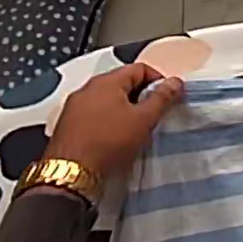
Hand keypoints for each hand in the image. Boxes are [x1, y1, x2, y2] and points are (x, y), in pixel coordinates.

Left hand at [43, 63, 185, 179]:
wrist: (71, 173)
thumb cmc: (110, 142)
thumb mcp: (144, 119)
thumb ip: (162, 98)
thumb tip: (175, 81)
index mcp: (107, 81)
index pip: (139, 68)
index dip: (158, 80)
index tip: (167, 97)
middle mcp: (87, 88)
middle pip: (122, 81)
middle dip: (142, 94)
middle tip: (154, 112)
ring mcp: (74, 105)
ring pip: (107, 97)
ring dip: (125, 106)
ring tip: (136, 125)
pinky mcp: (67, 123)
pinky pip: (94, 111)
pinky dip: (108, 117)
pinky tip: (114, 135)